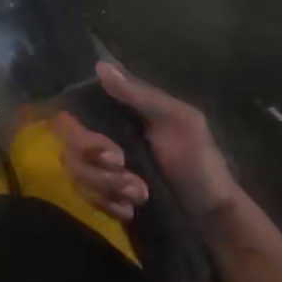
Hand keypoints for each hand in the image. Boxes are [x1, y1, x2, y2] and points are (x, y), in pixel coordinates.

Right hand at [53, 62, 239, 221]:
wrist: (212, 215)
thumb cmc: (199, 161)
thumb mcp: (179, 122)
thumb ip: (140, 96)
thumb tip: (100, 66)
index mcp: (112, 113)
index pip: (70, 113)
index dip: (77, 132)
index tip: (107, 151)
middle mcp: (97, 136)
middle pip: (69, 146)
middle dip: (98, 167)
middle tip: (128, 175)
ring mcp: (97, 166)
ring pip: (75, 173)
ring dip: (107, 187)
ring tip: (140, 195)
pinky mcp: (101, 192)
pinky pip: (84, 195)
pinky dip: (107, 204)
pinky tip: (129, 209)